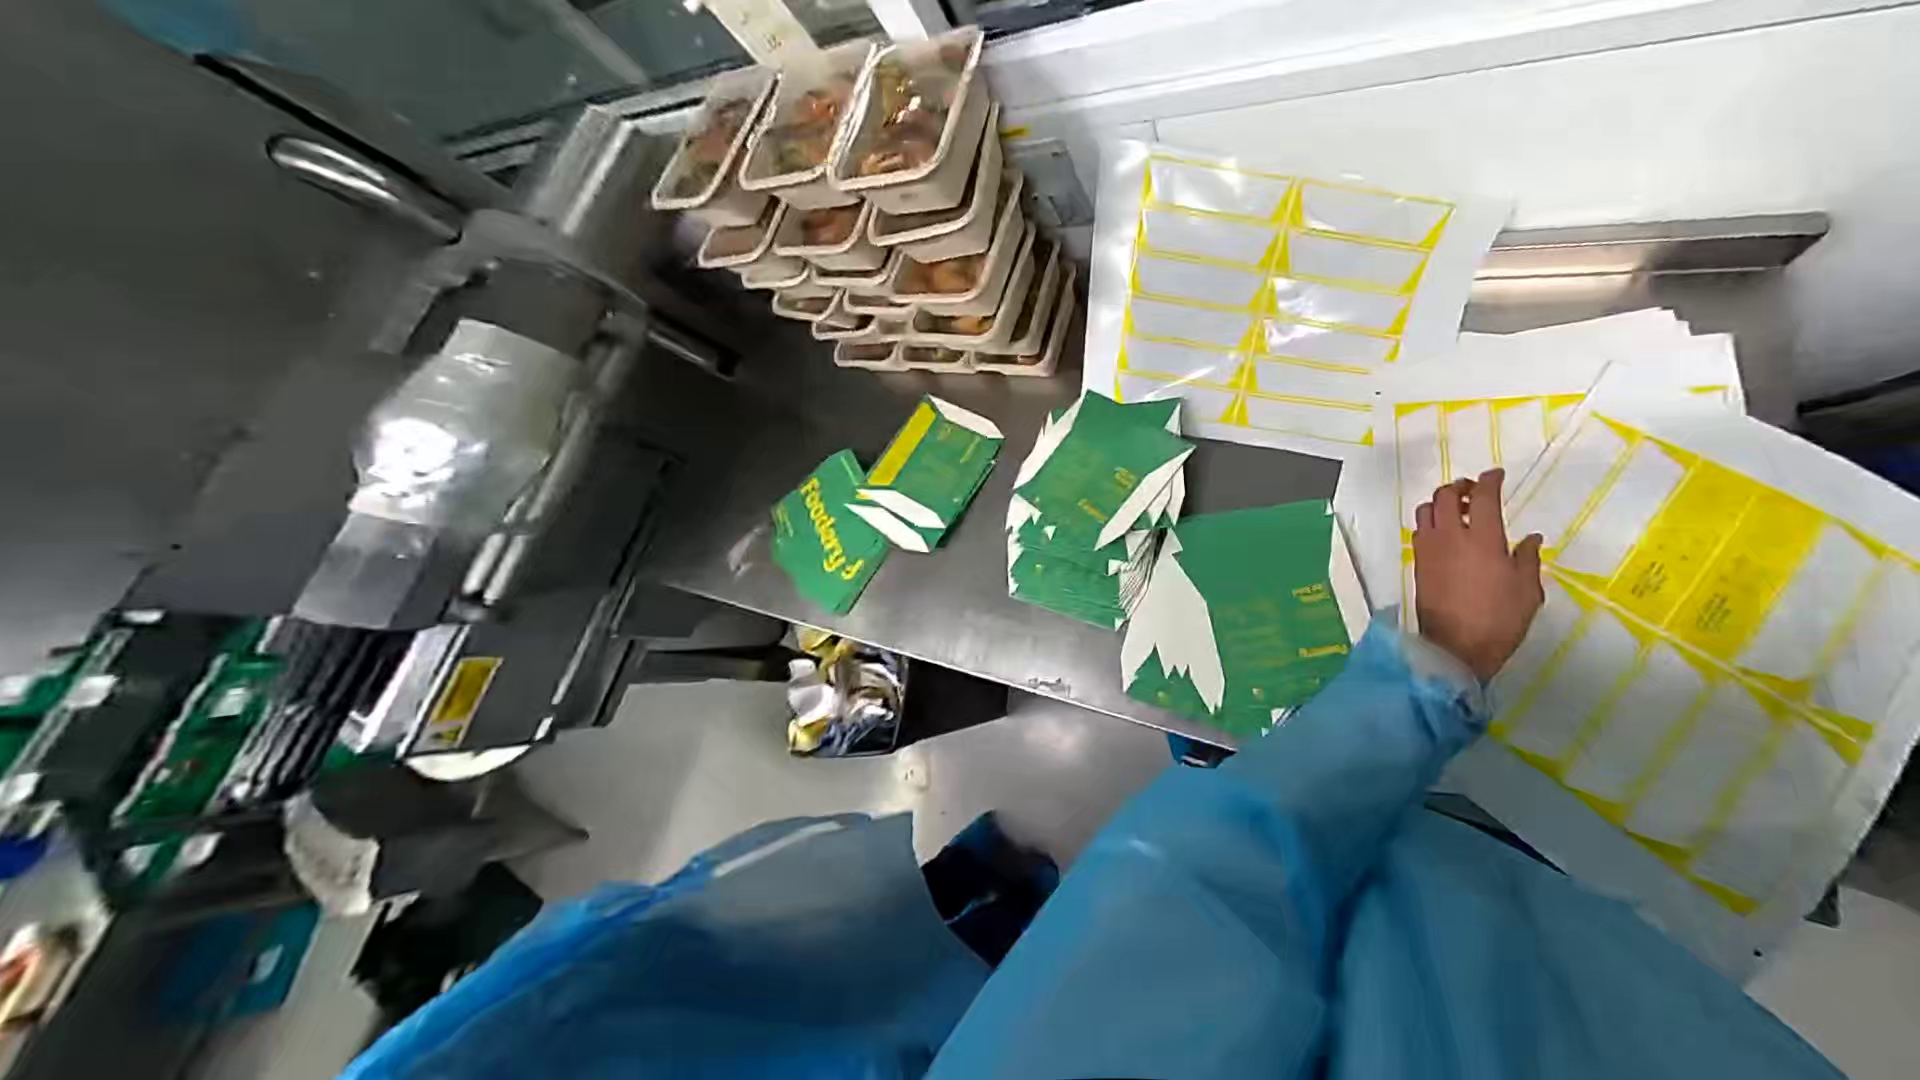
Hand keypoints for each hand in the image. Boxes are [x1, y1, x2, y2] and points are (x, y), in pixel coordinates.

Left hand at [1412, 468, 1544, 680]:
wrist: (1456, 645)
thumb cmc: (1500, 618)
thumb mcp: (1527, 588)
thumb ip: (1526, 558)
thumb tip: (1529, 538)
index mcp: (1482, 539)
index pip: (1482, 497)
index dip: (1489, 481)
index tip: (1495, 474)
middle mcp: (1449, 537)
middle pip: (1445, 496)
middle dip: (1460, 487)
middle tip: (1475, 491)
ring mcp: (1428, 549)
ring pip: (1426, 510)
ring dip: (1440, 502)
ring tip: (1459, 510)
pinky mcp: (1417, 562)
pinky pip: (1420, 530)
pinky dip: (1431, 522)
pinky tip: (1446, 532)